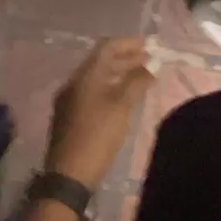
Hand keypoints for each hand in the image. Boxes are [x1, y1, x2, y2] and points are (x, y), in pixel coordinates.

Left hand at [44, 38, 154, 185]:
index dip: (128, 43)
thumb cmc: (97, 136)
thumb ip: (137, 81)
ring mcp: (69, 100)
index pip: (106, 47)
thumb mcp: (122, 106)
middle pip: (101, 61)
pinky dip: (109, 87)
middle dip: (125, 58)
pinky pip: (92, 91)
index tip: (149, 44)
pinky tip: (123, 96)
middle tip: (148, 59)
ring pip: (97, 77)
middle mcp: (73, 83)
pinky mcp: (69, 116)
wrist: (68, 177)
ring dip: (118, 73)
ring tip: (140, 76)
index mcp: (84, 76)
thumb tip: (151, 64)